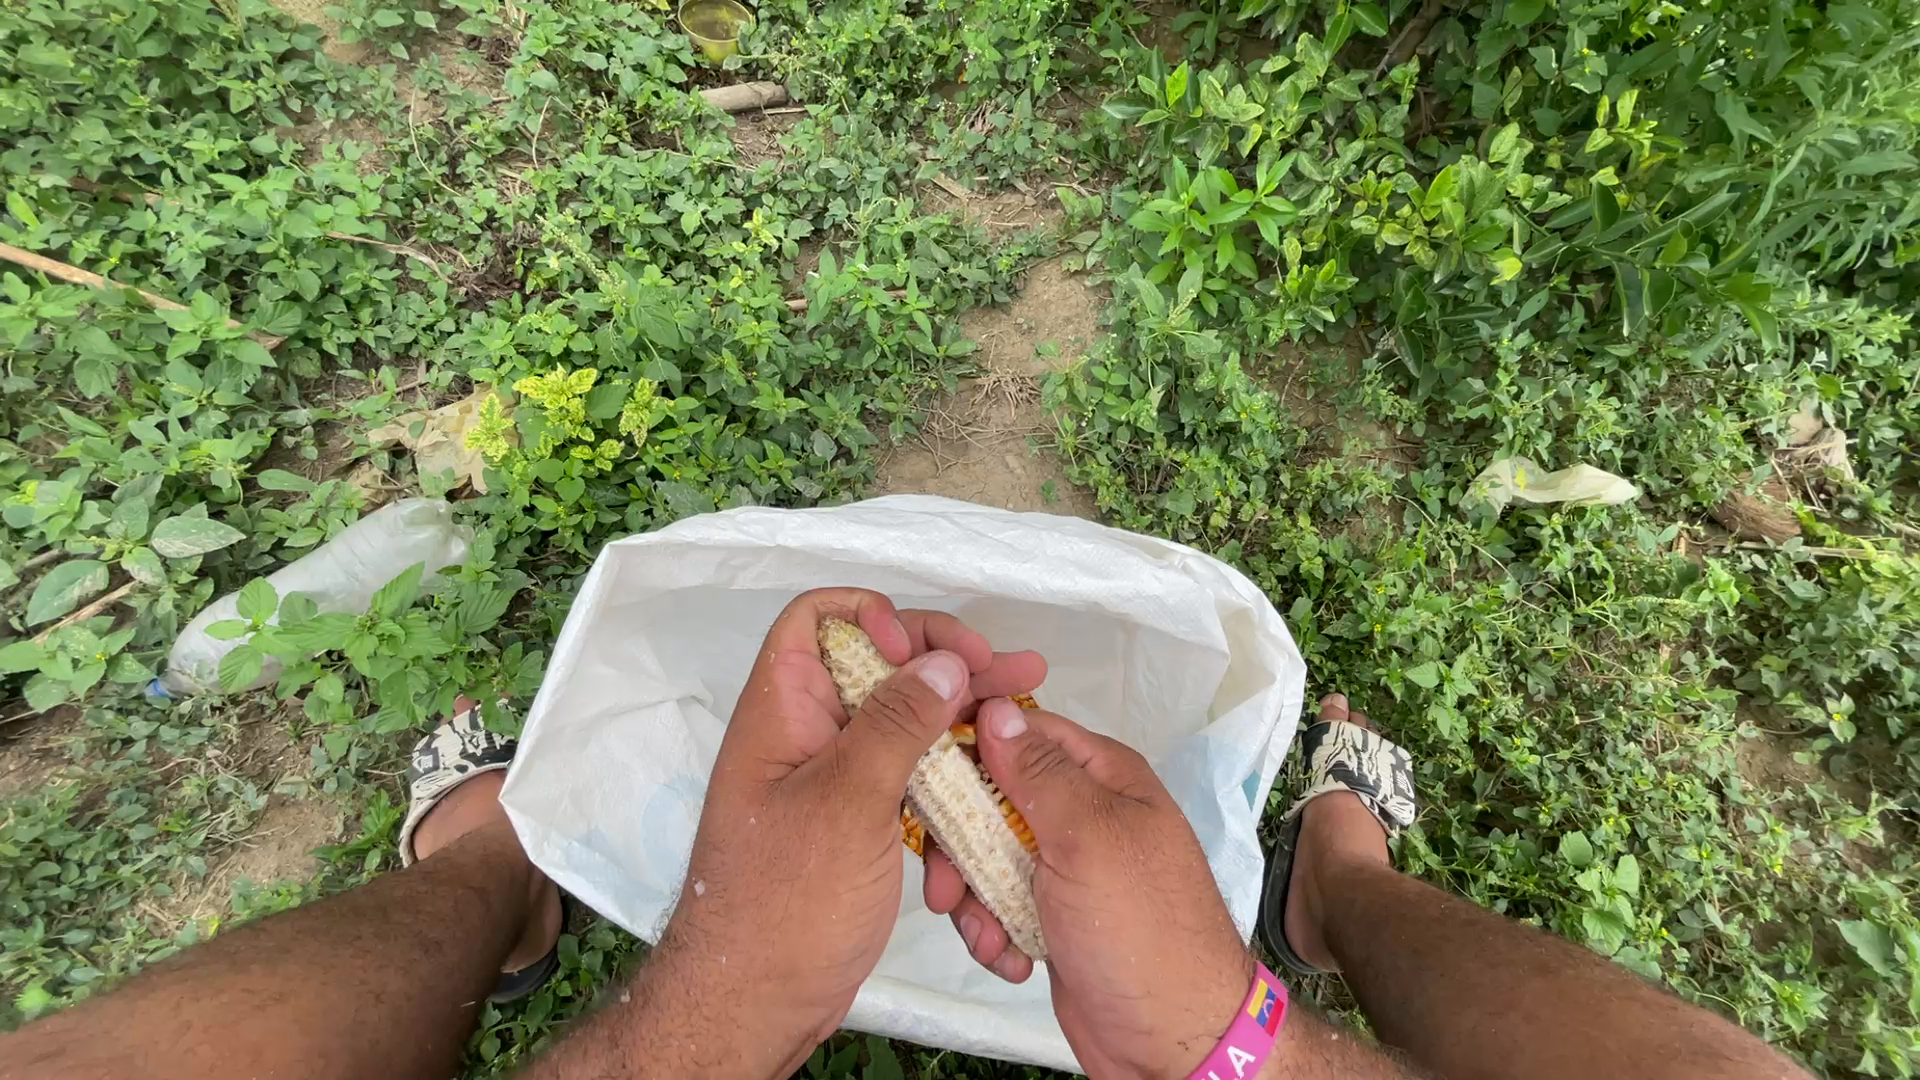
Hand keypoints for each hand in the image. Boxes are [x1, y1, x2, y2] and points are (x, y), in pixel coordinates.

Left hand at [638, 589, 1044, 1078]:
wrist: (759, 1003)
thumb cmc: (786, 900)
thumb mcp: (846, 800)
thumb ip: (896, 724)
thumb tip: (943, 661)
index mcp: (786, 708)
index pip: (816, 620)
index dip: (868, 615)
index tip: (915, 649)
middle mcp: (814, 727)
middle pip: (880, 662)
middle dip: (945, 657)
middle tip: (1009, 664)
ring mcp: (843, 768)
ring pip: (906, 713)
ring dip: (962, 703)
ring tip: (1025, 690)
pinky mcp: (867, 805)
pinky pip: (913, 763)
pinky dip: (951, 759)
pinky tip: (994, 758)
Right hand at [924, 700, 1252, 1078]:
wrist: (1173, 1044)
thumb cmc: (1138, 925)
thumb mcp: (1087, 835)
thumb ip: (1037, 772)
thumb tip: (994, 709)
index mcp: (1100, 774)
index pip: (1022, 731)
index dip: (973, 744)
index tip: (926, 769)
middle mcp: (1080, 809)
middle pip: (993, 795)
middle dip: (961, 839)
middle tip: (943, 885)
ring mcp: (1062, 863)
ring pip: (987, 850)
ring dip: (973, 893)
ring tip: (983, 934)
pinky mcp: (1048, 910)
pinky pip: (998, 898)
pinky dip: (993, 927)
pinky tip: (1008, 957)